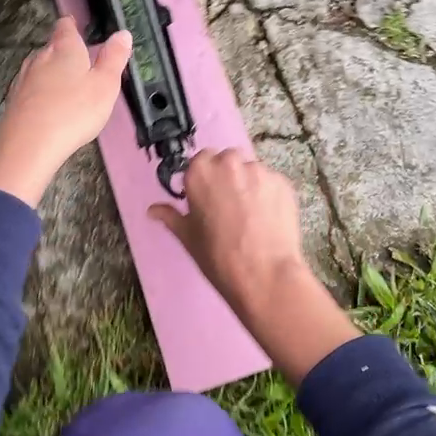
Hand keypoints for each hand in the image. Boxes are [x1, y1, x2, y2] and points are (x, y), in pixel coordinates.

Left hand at [0, 17, 130, 206]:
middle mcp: (41, 56)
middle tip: (82, 65)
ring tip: (68, 89)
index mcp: (64, 47)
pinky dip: (41, 93)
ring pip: (40, 67)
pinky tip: (50, 109)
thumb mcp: (105, 85)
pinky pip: (31, 89)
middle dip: (65, 52)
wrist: (28, 145)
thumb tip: (122, 34)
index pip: (66, 25)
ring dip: (52, 74)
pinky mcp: (14, 99)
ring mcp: (24, 77)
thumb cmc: (73, 112)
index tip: (78, 28)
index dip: (73, 25)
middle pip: (52, 46)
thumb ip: (114, 57)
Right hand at [148, 149, 307, 311]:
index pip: (201, 161)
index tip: (207, 199)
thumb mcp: (188, 237)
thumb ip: (171, 216)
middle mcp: (228, 162)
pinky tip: (269, 219)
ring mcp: (258, 170)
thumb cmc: (218, 257)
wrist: (264, 275)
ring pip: (251, 171)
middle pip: (227, 160)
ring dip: (249, 185)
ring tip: (252, 216)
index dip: (205, 179)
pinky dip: (269, 195)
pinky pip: (271, 183)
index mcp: (200, 171)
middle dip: (228, 177)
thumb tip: (152, 210)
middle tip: (229, 207)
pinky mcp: (282, 182)